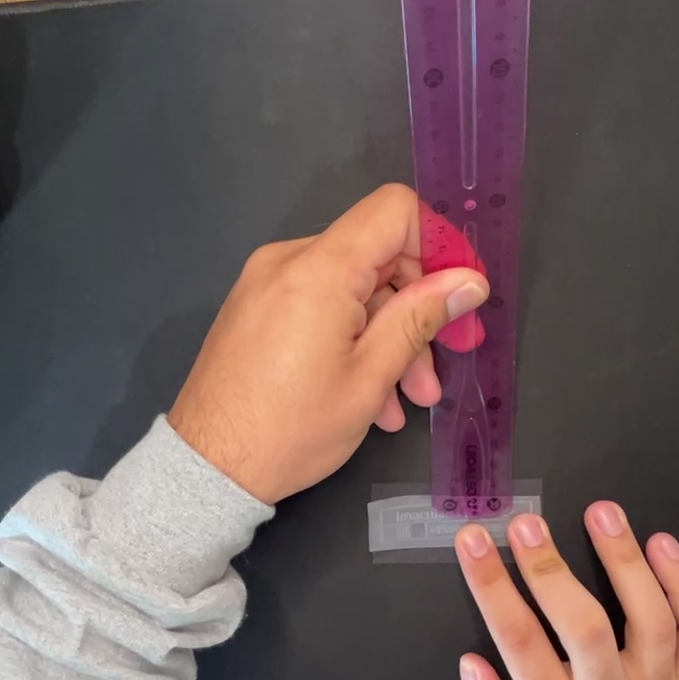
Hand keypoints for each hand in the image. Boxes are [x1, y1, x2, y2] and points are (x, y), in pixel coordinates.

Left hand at [168, 184, 487, 503]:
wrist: (207, 469)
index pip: (395, 210)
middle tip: (438, 370)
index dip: (439, 245)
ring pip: (351, 290)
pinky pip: (319, 307)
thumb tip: (470, 281)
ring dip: (387, 339)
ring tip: (407, 401)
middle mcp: (287, 260)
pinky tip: (370, 398)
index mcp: (318, 268)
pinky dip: (351, 341)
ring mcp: (266, 283)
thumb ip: (421, 317)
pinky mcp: (256, 308)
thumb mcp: (370, 377)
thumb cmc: (291, 429)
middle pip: (376, 257)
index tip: (459, 296)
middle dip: (416, 311)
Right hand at [455, 505, 678, 679]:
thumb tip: (471, 662)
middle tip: (528, 521)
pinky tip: (664, 545)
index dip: (492, 586)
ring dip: (625, 561)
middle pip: (583, 627)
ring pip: (650, 619)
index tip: (475, 541)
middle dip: (551, 568)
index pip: (518, 643)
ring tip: (602, 511)